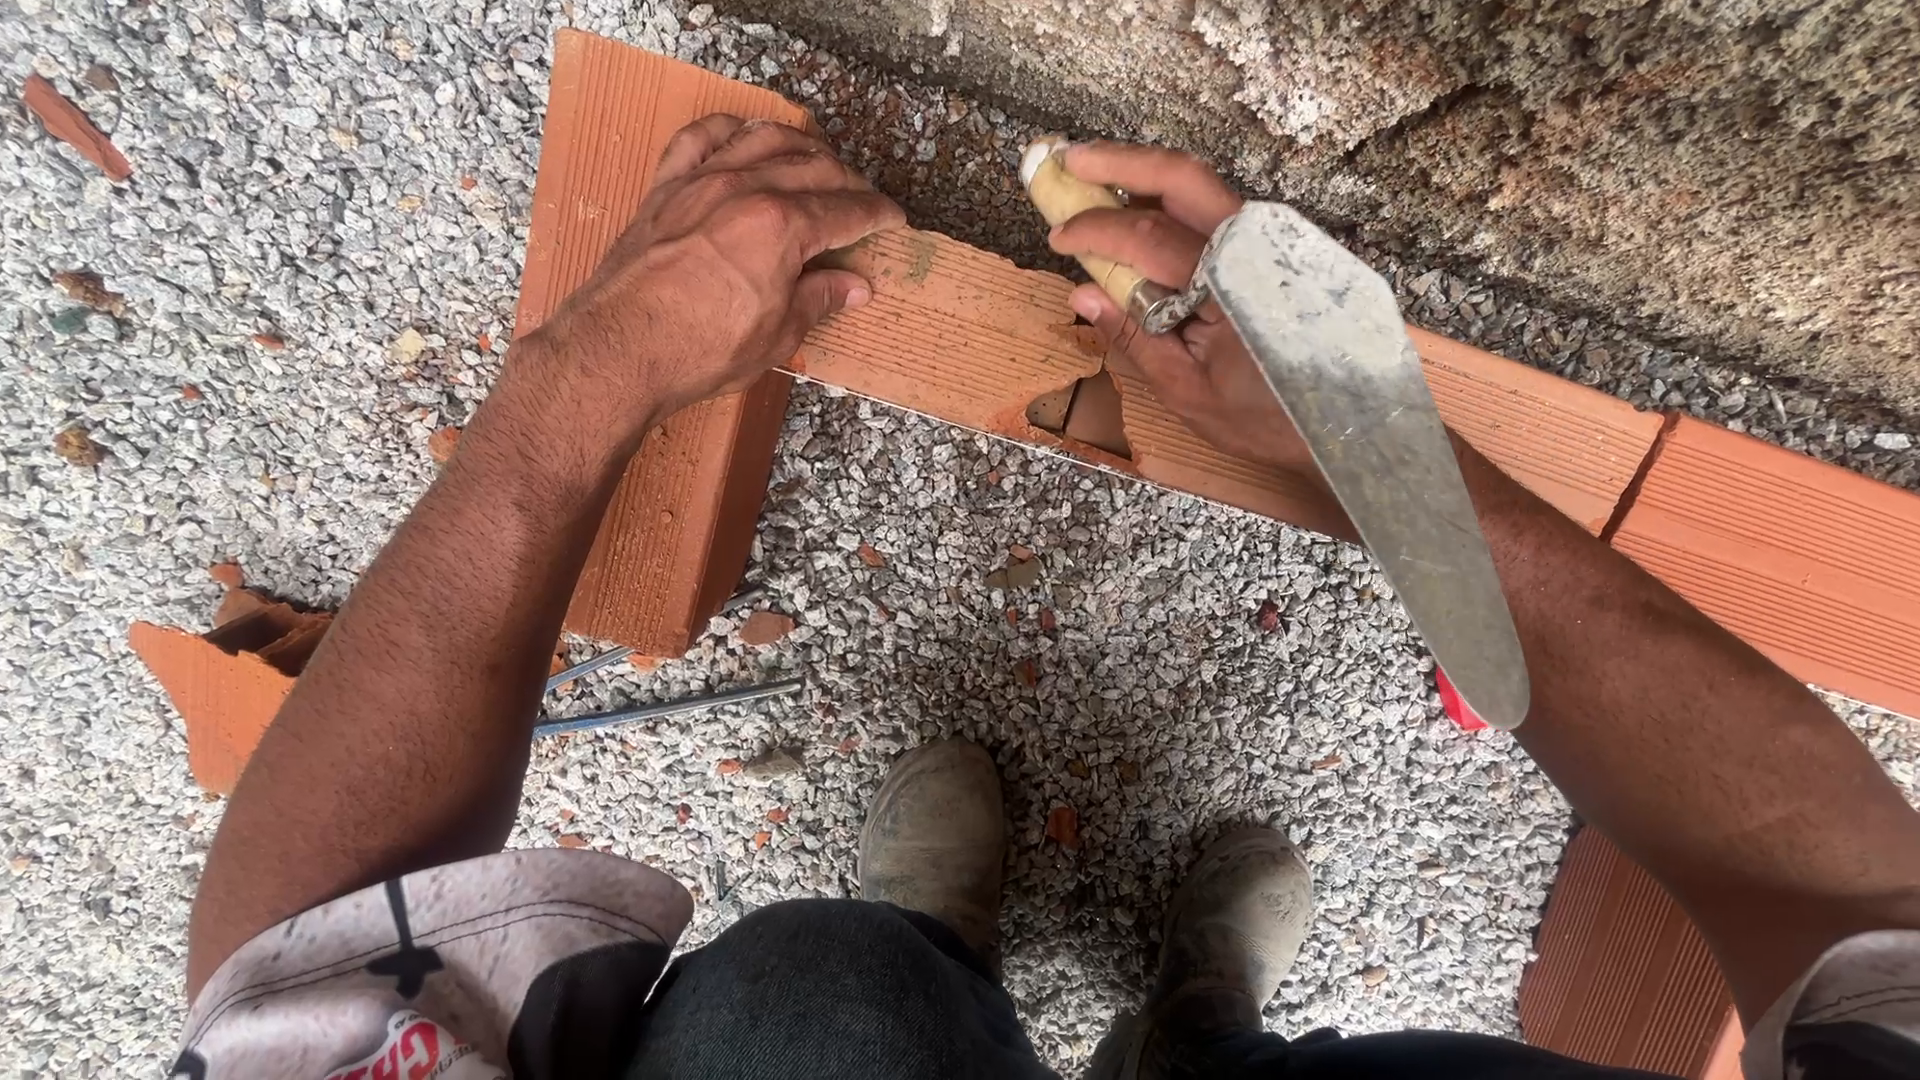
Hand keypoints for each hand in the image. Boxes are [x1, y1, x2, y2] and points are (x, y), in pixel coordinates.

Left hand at [521, 115, 904, 439]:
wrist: (623, 349)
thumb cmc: (703, 348)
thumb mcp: (779, 333)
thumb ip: (820, 298)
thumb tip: (856, 286)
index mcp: (782, 226)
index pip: (845, 211)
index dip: (877, 214)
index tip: (894, 218)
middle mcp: (745, 189)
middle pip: (812, 167)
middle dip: (849, 181)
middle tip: (865, 199)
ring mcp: (702, 181)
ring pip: (763, 138)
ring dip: (801, 145)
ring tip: (820, 159)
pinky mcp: (667, 188)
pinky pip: (701, 137)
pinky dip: (731, 129)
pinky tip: (746, 135)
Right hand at [1047, 142, 1315, 474]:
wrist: (1345, 425)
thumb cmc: (1262, 417)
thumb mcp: (1186, 390)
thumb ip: (1134, 337)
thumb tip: (1082, 294)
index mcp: (1229, 282)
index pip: (1147, 237)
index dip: (1095, 230)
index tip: (1056, 235)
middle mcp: (1255, 244)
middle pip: (1181, 180)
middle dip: (1120, 162)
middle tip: (1068, 159)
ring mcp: (1271, 240)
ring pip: (1202, 187)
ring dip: (1146, 174)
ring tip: (1097, 175)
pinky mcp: (1275, 249)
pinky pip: (1216, 211)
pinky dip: (1172, 200)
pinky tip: (1142, 209)